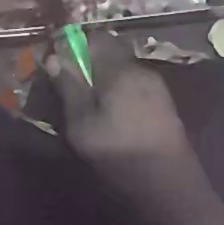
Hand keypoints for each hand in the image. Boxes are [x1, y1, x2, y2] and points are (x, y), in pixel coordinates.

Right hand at [52, 37, 223, 224]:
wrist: (169, 187)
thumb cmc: (119, 153)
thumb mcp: (82, 124)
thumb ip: (69, 88)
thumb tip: (53, 57)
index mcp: (121, 69)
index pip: (95, 38)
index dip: (73, 46)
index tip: (56, 65)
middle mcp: (142, 70)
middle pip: (109, 55)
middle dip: (87, 65)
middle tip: (67, 90)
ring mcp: (157, 88)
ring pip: (122, 73)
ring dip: (102, 83)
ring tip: (86, 108)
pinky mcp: (164, 106)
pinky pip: (134, 89)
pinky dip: (118, 95)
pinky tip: (110, 118)